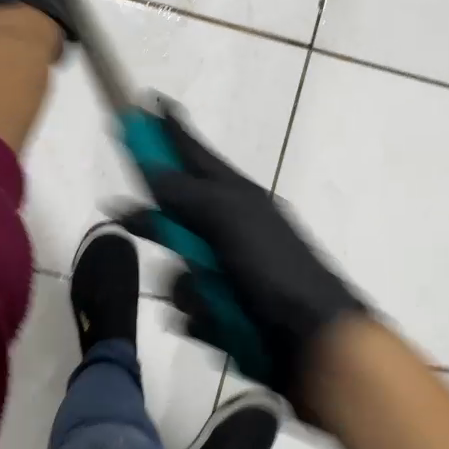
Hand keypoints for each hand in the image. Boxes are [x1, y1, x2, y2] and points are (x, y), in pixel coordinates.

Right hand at [120, 105, 363, 411]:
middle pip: (176, 215)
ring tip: (210, 301)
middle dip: (160, 229)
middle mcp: (231, 229)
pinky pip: (191, 308)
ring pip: (178, 268)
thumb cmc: (276, 271)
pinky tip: (218, 325)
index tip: (149, 102)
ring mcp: (230, 272)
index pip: (194, 154)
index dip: (171, 130)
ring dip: (187, 287)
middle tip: (131, 220)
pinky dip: (201, 318)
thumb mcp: (228, 220)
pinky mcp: (229, 312)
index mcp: (236, 198)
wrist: (317, 346)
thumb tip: (148, 170)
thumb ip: (185, 195)